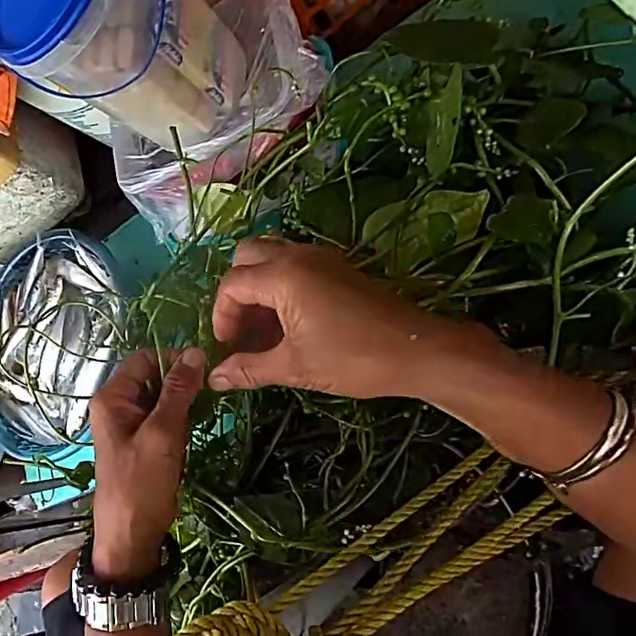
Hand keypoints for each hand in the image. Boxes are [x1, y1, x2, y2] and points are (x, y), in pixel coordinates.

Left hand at [88, 347, 204, 580]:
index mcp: (112, 397)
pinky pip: (164, 421)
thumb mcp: (162, 434)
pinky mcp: (143, 441)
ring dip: (181, 411)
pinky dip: (179, 427)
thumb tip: (197, 353)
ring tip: (187, 432)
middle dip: (180, 388)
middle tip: (202, 404)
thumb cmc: (141, 483)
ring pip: (163, 400)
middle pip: (154, 377)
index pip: (144, 358)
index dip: (173, 359)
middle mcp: (117, 405)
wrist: (131, 535)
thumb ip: (178, 391)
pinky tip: (185, 442)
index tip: (205, 369)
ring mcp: (130, 424)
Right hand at [208, 238, 496, 399]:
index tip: (228, 346)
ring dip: (257, 286)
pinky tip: (289, 322)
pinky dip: (279, 285)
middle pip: (246, 256)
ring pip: (270, 256)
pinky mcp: (337, 267)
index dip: (221, 315)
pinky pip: (293, 264)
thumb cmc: (354, 359)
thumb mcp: (295, 367)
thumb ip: (249, 369)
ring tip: (263, 327)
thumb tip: (214, 379)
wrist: (421, 351)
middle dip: (235, 291)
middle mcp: (298, 256)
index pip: (231, 284)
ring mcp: (320, 257)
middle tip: (242, 328)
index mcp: (284, 276)